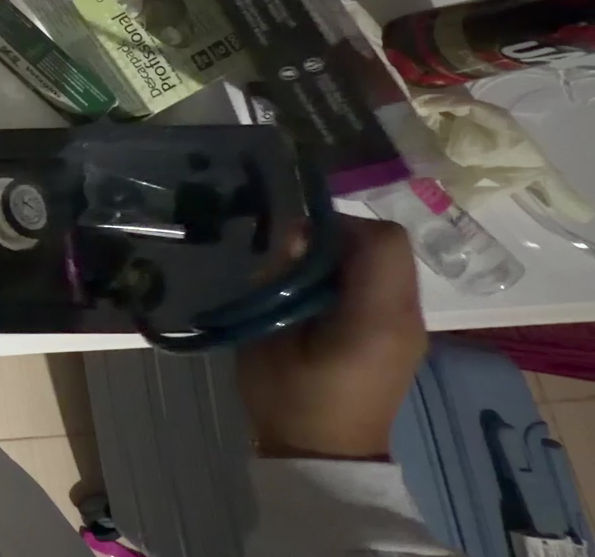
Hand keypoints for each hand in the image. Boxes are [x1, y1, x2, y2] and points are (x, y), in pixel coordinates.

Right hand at [237, 215, 427, 459]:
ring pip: (378, 261)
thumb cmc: (290, 393)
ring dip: (336, 255)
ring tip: (290, 270)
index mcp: (378, 316)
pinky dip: (342, 274)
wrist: (322, 450)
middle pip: (383, 246)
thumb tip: (291, 235)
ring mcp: (404, 325)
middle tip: (283, 251)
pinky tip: (306, 292)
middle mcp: (404, 315)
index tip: (291, 237)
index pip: (383, 240)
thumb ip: (284, 280)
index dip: (336, 224)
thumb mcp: (270, 333)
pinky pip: (374, 282)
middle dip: (332, 237)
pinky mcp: (393, 332)